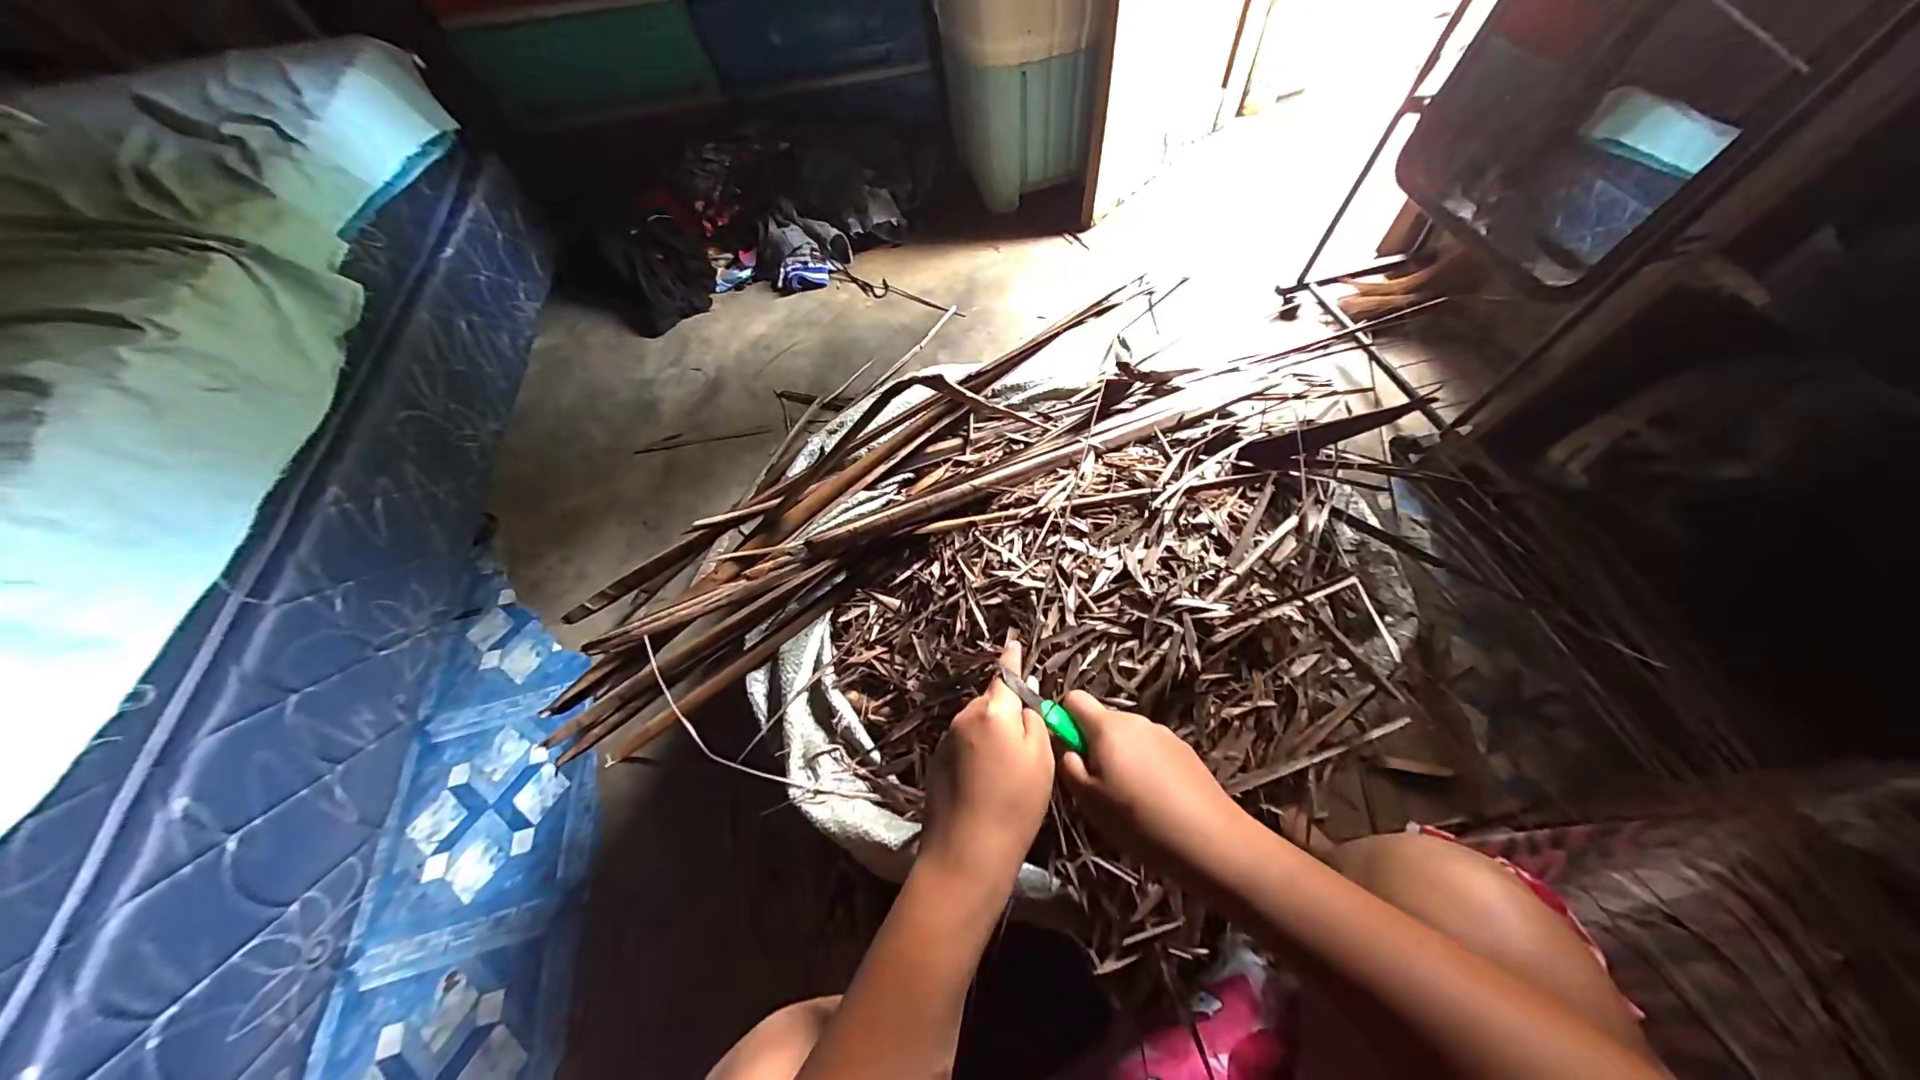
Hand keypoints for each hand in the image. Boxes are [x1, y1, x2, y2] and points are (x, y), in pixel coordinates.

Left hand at [917, 637, 1055, 880]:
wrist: (967, 850)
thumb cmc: (1015, 802)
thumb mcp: (1041, 758)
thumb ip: (1033, 721)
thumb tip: (1022, 704)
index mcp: (992, 710)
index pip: (1005, 676)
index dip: (1012, 660)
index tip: (1013, 643)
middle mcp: (965, 717)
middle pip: (991, 702)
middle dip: (1006, 711)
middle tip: (1026, 743)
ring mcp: (947, 739)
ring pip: (978, 725)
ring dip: (991, 734)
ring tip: (1008, 771)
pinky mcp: (936, 762)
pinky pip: (964, 744)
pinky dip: (977, 753)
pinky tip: (986, 783)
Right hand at [1056, 691, 1254, 883]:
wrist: (1209, 840)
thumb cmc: (1138, 819)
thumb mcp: (1088, 799)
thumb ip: (1068, 764)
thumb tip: (1066, 746)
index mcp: (1107, 727)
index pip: (1074, 699)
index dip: (1064, 720)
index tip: (1069, 751)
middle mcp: (1136, 721)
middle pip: (1102, 722)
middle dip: (1095, 746)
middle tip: (1099, 787)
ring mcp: (1163, 734)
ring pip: (1128, 739)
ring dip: (1121, 759)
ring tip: (1130, 801)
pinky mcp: (1184, 751)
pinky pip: (1151, 751)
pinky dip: (1146, 768)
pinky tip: (1156, 802)